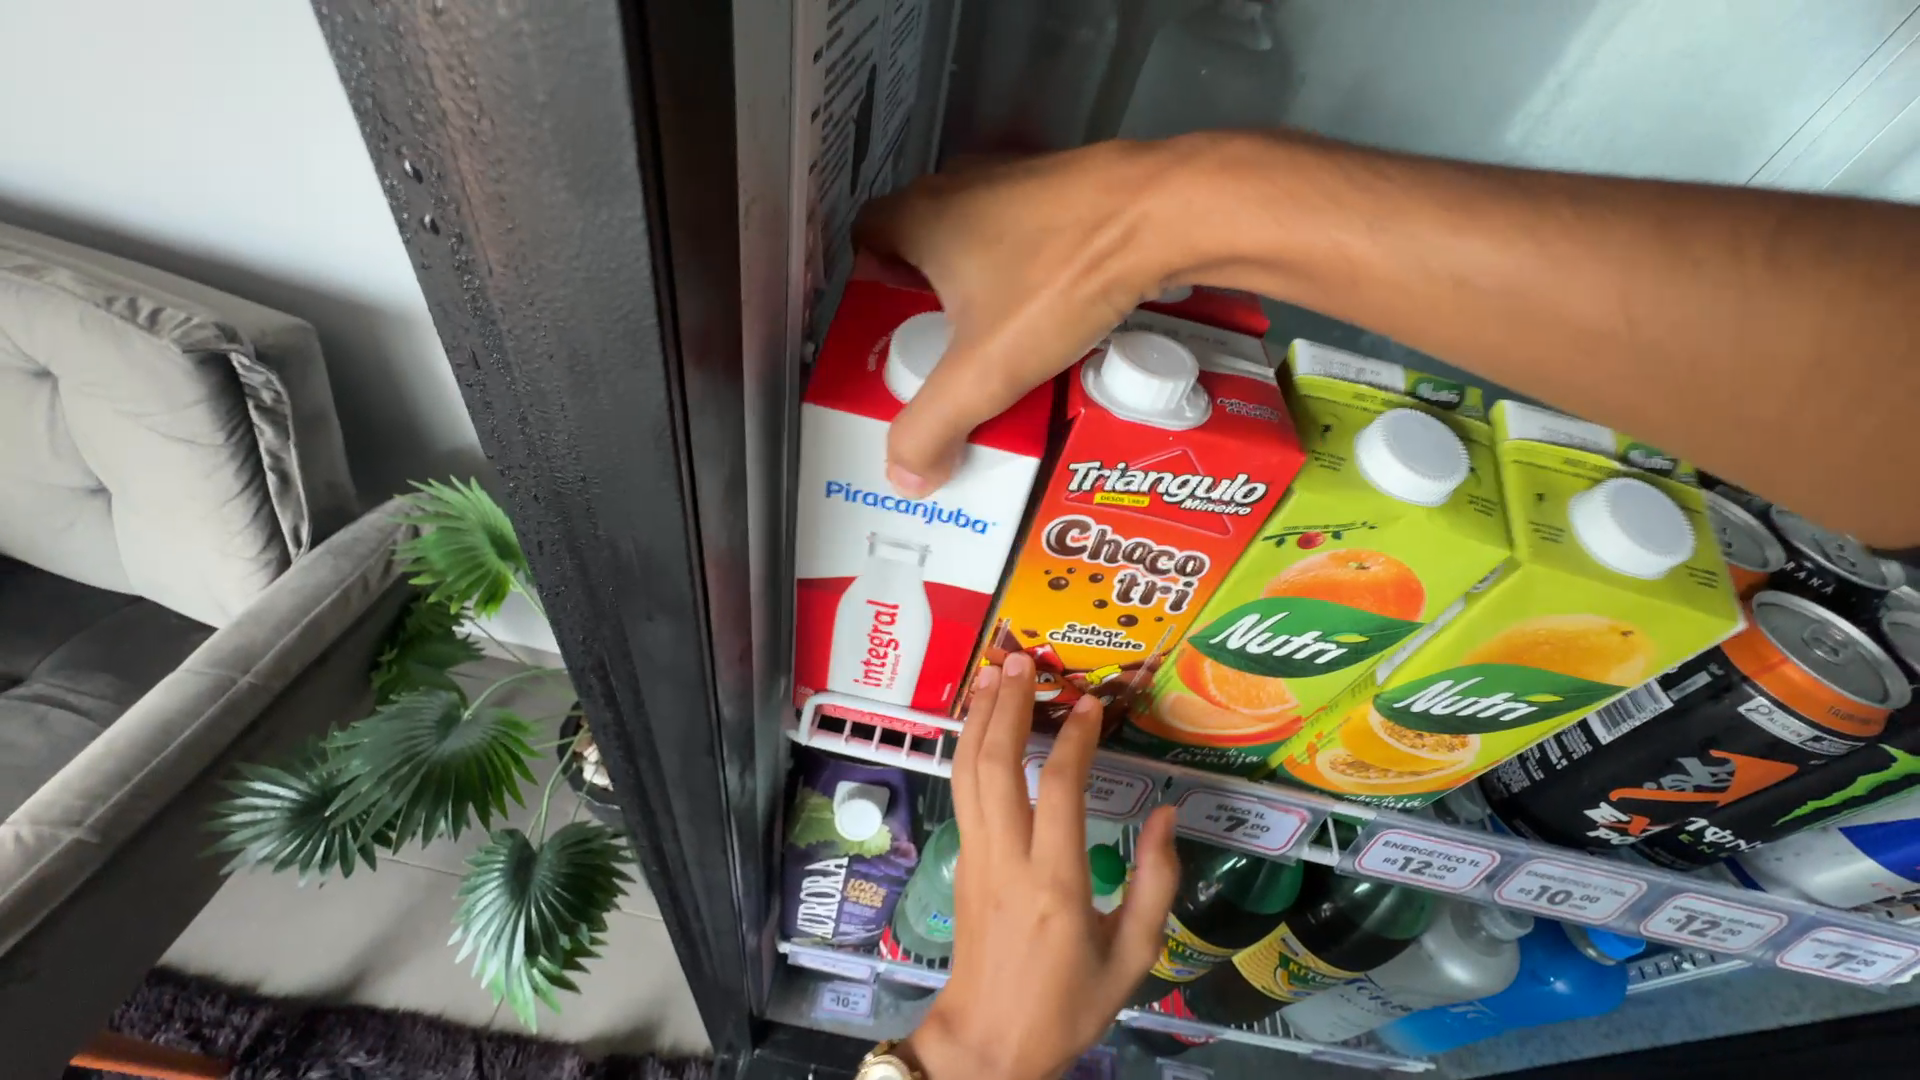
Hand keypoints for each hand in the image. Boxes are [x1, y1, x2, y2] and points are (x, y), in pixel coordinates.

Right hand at [855, 141, 1203, 496]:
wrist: (1164, 214)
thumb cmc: (1058, 282)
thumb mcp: (984, 372)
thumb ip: (932, 427)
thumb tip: (905, 477)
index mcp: (920, 217)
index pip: (864, 241)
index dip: (868, 288)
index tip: (888, 331)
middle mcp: (959, 185)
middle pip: (918, 244)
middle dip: (922, 298)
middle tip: (942, 351)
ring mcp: (1015, 179)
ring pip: (973, 238)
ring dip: (975, 285)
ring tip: (996, 341)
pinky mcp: (1064, 186)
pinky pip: (1023, 233)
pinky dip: (1022, 269)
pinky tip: (1049, 308)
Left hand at [900, 653, 1180, 1079]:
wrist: (988, 1041)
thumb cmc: (1066, 1004)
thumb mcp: (1132, 958)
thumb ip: (1154, 882)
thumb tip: (1165, 813)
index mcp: (1055, 884)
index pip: (1060, 791)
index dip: (1076, 740)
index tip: (1091, 704)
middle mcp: (1006, 857)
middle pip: (997, 764)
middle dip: (1008, 705)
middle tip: (1023, 660)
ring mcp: (975, 853)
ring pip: (968, 769)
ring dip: (980, 715)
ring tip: (994, 671)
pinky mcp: (961, 856)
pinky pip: (962, 787)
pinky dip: (968, 744)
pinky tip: (978, 719)